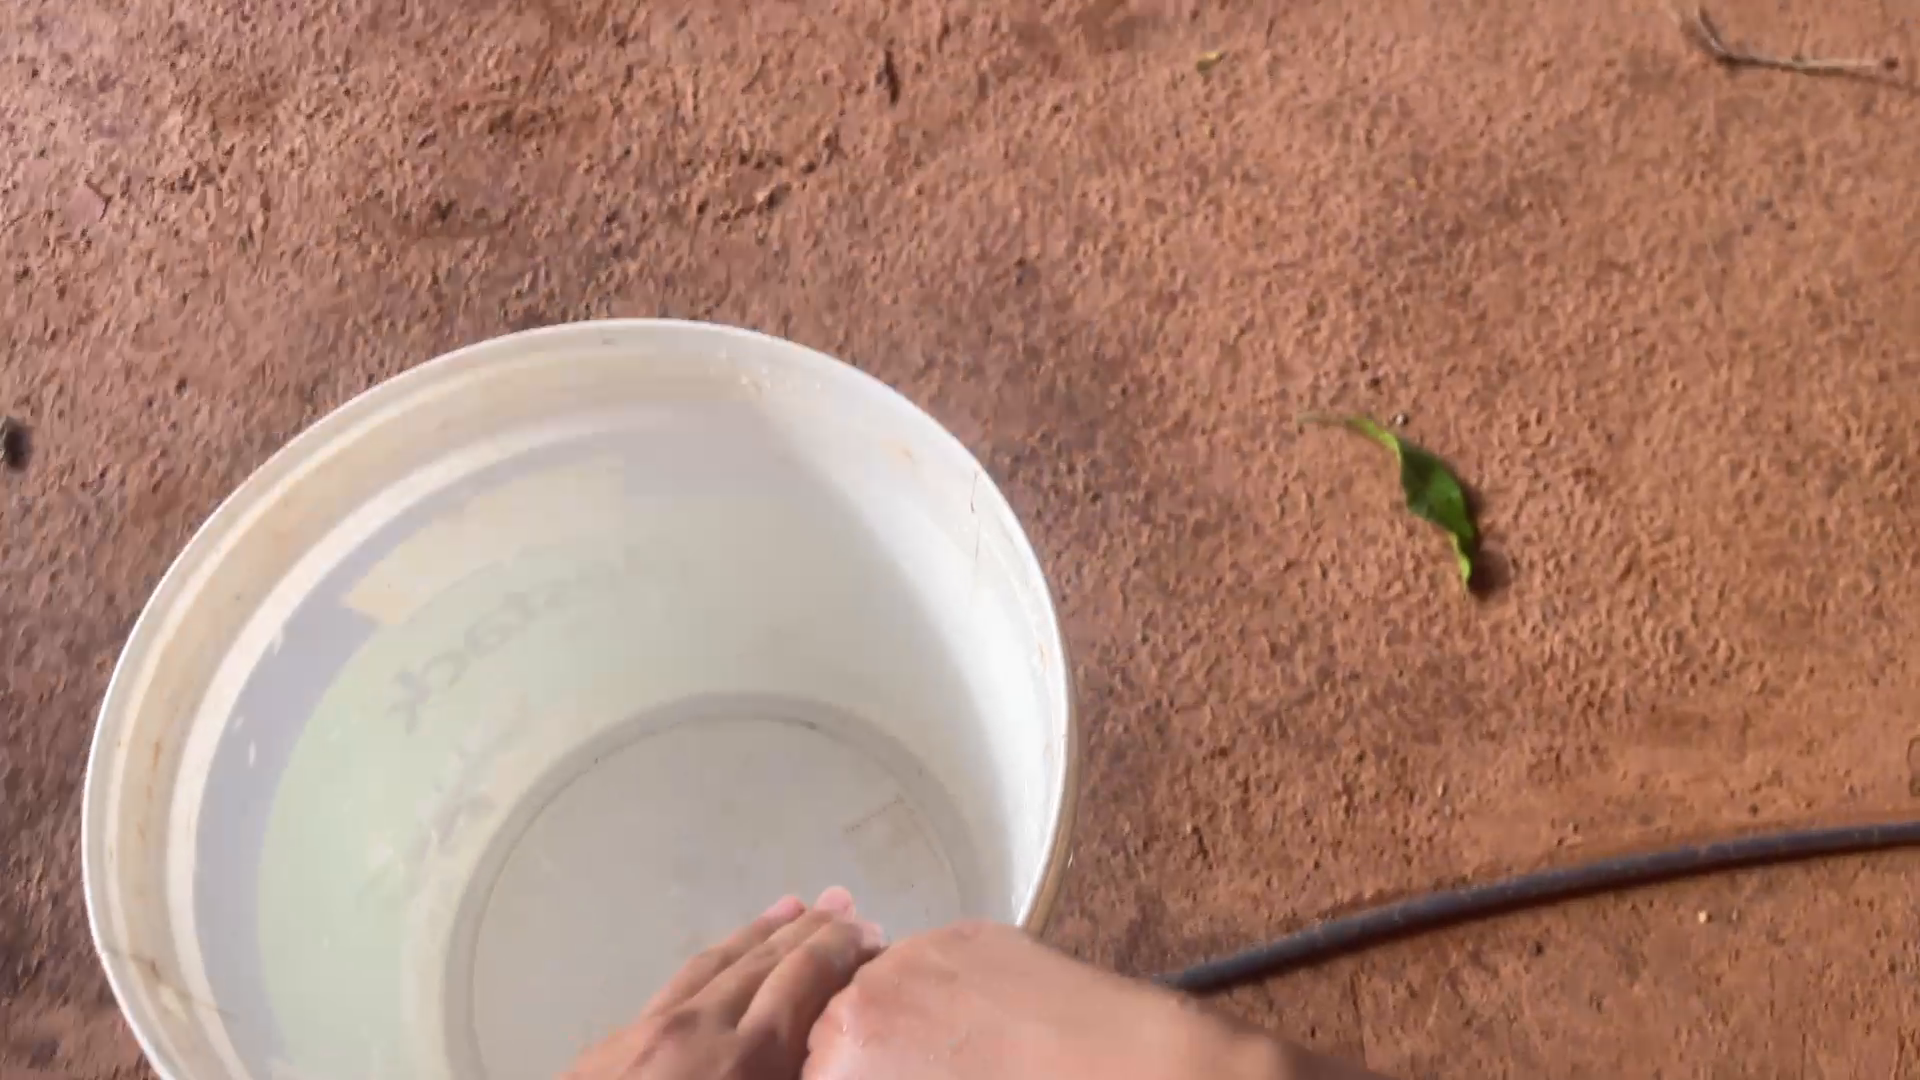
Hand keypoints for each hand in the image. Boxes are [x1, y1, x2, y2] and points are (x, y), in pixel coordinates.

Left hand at [565, 888, 885, 1079]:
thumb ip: (787, 1071)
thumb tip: (818, 1052)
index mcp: (744, 1063)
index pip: (805, 978)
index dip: (842, 949)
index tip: (871, 933)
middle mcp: (698, 1029)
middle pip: (768, 958)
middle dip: (812, 927)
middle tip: (846, 902)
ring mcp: (645, 1031)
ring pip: (719, 960)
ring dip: (763, 931)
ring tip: (795, 905)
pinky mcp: (605, 1048)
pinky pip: (675, 984)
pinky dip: (714, 959)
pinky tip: (723, 957)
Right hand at [801, 921, 1387, 1079]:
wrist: (1131, 1074)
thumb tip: (864, 1064)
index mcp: (850, 1053)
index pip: (806, 1063)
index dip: (838, 1073)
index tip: (862, 1077)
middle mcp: (874, 987)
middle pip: (830, 1024)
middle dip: (855, 1057)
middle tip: (904, 1072)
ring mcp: (925, 949)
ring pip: (878, 985)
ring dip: (891, 1019)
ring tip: (942, 1054)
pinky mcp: (970, 929)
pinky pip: (926, 962)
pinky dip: (933, 991)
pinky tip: (976, 1024)